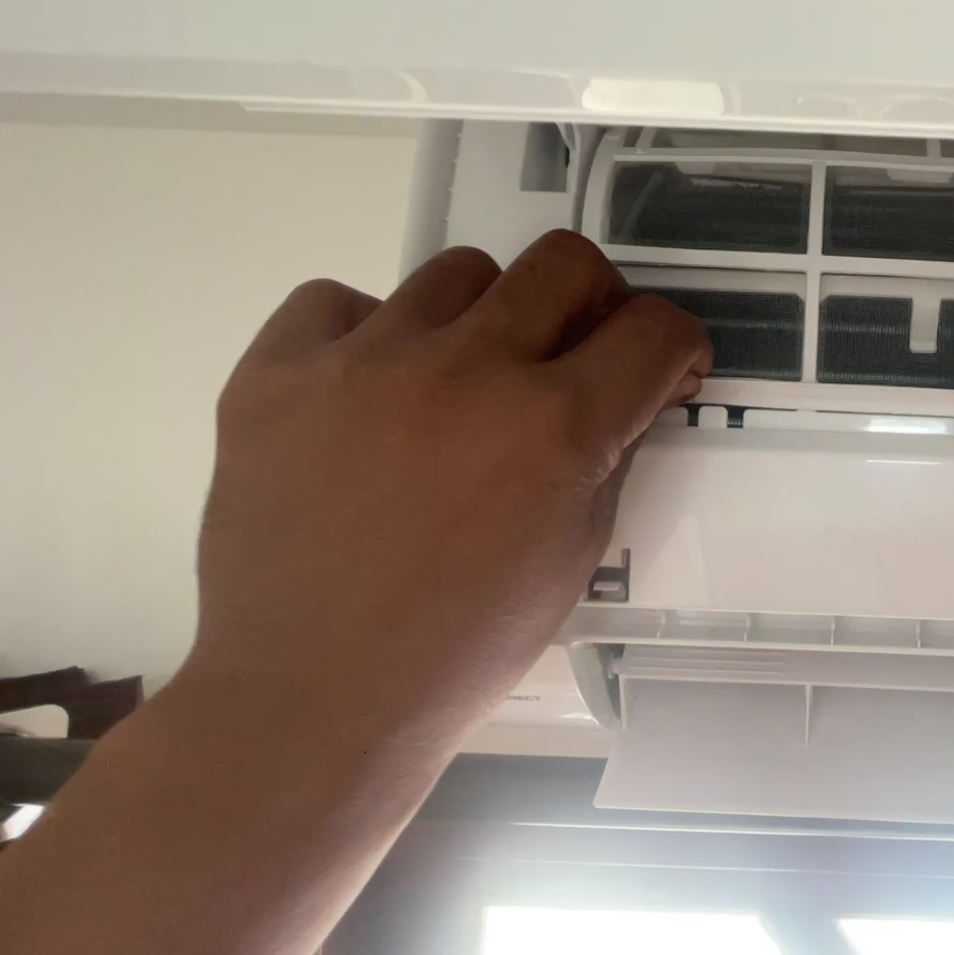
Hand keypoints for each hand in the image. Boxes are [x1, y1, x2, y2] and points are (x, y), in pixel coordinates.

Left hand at [183, 230, 709, 735]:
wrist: (319, 693)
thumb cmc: (474, 638)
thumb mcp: (581, 547)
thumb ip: (614, 449)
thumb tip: (632, 390)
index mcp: (557, 427)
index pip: (656, 329)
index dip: (680, 343)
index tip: (666, 369)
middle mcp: (470, 372)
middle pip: (568, 260)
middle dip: (599, 302)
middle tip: (580, 356)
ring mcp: (364, 362)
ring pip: (462, 271)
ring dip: (492, 317)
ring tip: (468, 381)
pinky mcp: (273, 372)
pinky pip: (340, 301)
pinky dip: (375, 334)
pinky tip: (375, 393)